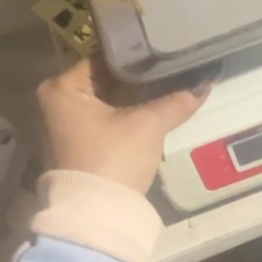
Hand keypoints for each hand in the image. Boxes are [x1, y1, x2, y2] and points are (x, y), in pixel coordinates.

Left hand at [36, 56, 209, 193]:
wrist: (98, 215)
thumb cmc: (113, 158)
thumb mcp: (147, 126)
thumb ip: (175, 102)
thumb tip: (204, 84)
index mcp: (62, 88)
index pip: (103, 58)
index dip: (136, 54)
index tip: (164, 47)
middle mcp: (57, 102)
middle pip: (106, 80)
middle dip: (139, 77)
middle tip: (172, 63)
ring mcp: (66, 126)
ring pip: (109, 100)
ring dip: (136, 97)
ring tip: (170, 83)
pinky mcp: (79, 145)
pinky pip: (107, 119)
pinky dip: (128, 114)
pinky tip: (155, 108)